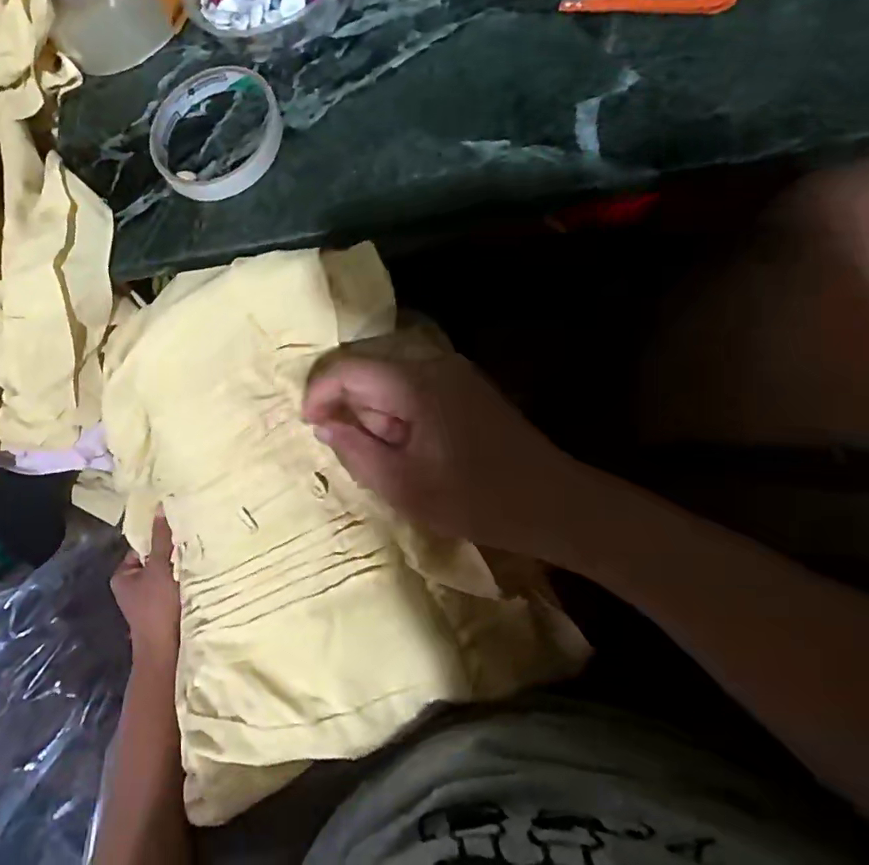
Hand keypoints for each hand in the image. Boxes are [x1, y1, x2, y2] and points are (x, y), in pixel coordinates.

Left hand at [112, 513, 180, 672]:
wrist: (166, 653)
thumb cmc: (157, 607)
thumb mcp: (160, 567)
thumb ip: (161, 539)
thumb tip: (159, 506)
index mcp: (121, 576)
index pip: (141, 549)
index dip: (158, 542)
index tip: (177, 536)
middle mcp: (129, 589)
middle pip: (153, 563)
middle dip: (170, 559)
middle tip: (189, 550)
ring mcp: (143, 605)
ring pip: (163, 579)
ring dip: (177, 574)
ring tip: (194, 565)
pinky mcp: (158, 616)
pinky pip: (170, 594)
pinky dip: (180, 589)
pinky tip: (194, 584)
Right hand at [301, 353, 595, 562]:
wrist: (559, 506)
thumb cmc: (478, 501)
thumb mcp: (402, 486)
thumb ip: (353, 450)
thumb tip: (323, 423)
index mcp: (416, 384)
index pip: (345, 368)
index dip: (317, 393)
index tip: (309, 426)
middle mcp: (432, 362)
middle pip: (363, 366)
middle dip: (345, 403)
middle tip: (349, 446)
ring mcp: (451, 370)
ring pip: (383, 374)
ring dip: (369, 408)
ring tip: (384, 451)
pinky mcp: (461, 384)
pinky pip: (406, 382)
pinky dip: (391, 408)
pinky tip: (405, 443)